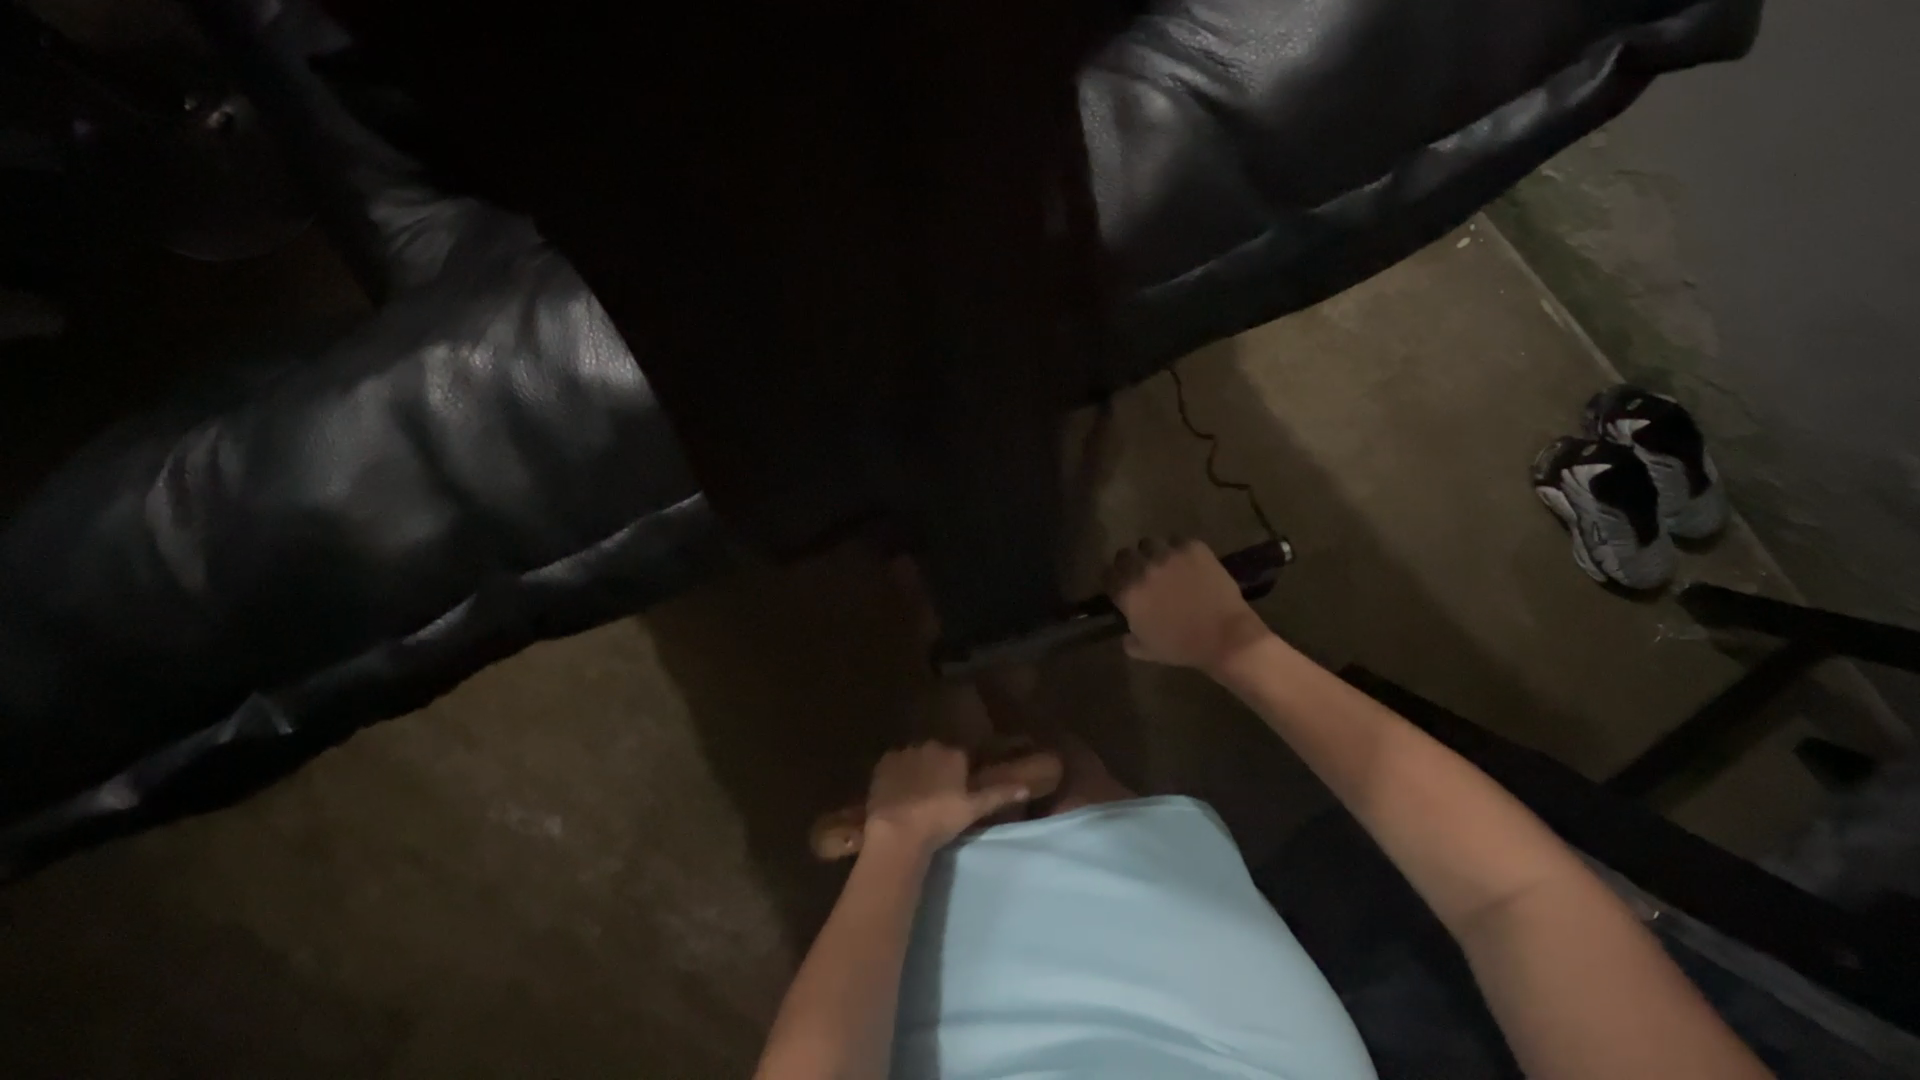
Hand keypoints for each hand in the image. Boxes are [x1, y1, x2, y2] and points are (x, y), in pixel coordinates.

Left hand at [863, 742, 1031, 854]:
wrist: (897, 829)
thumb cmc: (940, 819)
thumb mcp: (974, 809)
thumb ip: (999, 794)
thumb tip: (1026, 787)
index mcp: (953, 754)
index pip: (961, 756)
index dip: (959, 773)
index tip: (957, 789)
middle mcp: (929, 746)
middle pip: (937, 754)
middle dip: (938, 768)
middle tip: (936, 794)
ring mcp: (904, 753)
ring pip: (915, 758)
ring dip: (917, 770)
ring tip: (915, 795)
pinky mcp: (883, 764)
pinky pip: (894, 764)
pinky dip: (897, 774)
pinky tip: (897, 792)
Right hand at [1107, 538, 1273, 675]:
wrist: (1225, 636)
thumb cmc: (1184, 647)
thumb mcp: (1148, 651)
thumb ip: (1130, 641)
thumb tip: (1126, 635)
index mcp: (1128, 593)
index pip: (1107, 575)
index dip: (1112, 579)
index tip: (1119, 584)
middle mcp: (1143, 569)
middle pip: (1124, 554)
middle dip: (1130, 562)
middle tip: (1141, 572)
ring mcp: (1168, 555)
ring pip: (1150, 542)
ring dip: (1153, 552)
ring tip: (1165, 562)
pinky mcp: (1193, 548)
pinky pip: (1179, 540)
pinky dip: (1180, 549)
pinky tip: (1188, 562)